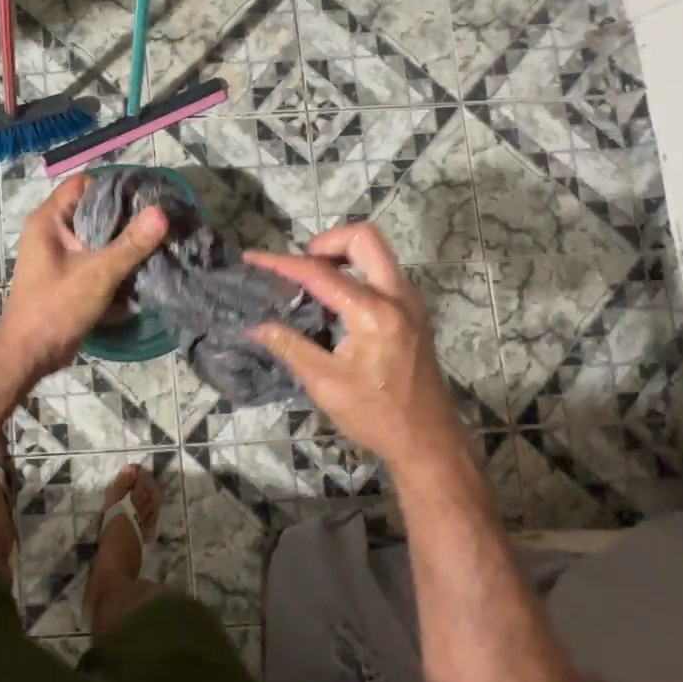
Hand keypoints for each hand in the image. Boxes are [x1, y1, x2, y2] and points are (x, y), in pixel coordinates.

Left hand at [0, 174, 167, 376]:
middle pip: (90, 209)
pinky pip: (92, 256)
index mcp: (48, 220)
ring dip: (119, 239)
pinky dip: (112, 258)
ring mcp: (56, 253)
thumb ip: (130, 243)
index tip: (145, 195)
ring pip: (93, 235)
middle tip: (157, 218)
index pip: (82, 184)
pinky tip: (139, 263)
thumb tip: (161, 212)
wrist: (30, 352)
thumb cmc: (57, 306)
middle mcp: (49, 231)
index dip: (112, 186)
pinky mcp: (65, 274)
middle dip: (122, 214)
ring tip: (155, 238)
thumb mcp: (98, 273)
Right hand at [244, 224, 464, 472]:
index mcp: (373, 313)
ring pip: (376, 251)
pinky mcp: (412, 313)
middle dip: (325, 241)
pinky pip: (382, 272)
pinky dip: (354, 272)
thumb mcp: (325, 384)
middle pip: (363, 237)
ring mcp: (410, 303)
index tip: (252, 257)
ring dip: (341, 255)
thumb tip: (256, 326)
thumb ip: (289, 346)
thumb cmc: (376, 416)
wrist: (430, 444)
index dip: (281, 262)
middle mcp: (397, 298)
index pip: (320, 272)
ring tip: (311, 282)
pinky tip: (333, 301)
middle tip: (299, 266)